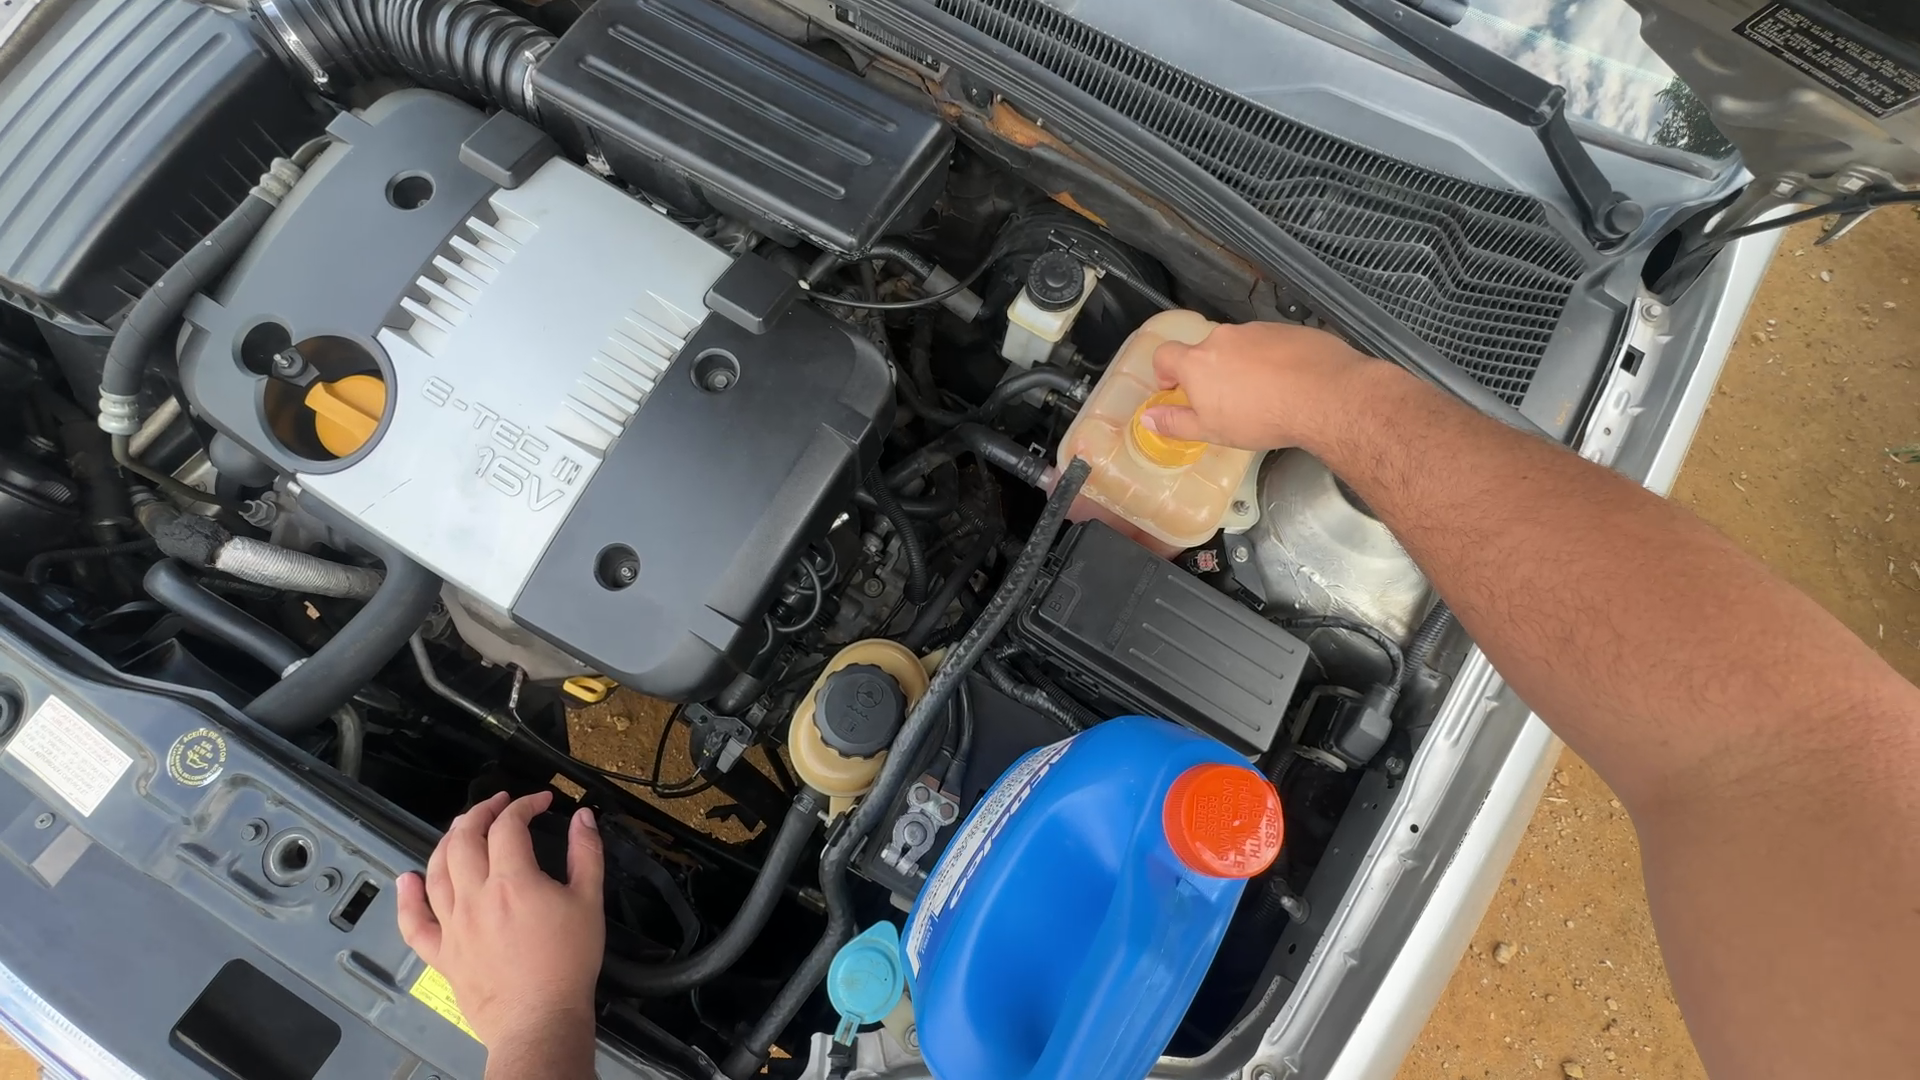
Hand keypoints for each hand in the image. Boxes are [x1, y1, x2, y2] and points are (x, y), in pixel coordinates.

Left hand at [396, 791, 604, 1052]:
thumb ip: (586, 852)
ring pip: (436, 871)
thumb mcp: (589, 899)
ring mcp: (452, 927)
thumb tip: (583, 817)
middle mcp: (475, 898)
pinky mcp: (440, 954)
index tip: (542, 801)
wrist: (540, 1019)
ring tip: (464, 828)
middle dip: (481, 812)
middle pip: (464, 840)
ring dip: (448, 841)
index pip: (509, 826)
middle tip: (500, 803)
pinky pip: (413, 923)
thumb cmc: (569, 960)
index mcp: (513, 882)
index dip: (525, 805)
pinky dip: (406, 898)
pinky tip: (406, 880)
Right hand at [1139, 321, 1383, 450]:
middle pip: (1203, 351)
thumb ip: (1175, 422)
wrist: (1325, 396)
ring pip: (1237, 347)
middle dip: (1208, 373)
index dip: (1164, 372)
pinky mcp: (1287, 329)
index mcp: (1197, 362)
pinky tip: (1285, 384)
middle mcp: (1223, 338)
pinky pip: (1268, 344)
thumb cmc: (1262, 417)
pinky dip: (1269, 360)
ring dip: (1240, 366)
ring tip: (1259, 395)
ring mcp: (1257, 330)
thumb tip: (1148, 418)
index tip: (1175, 389)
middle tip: (1223, 401)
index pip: (1164, 354)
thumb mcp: (1211, 431)